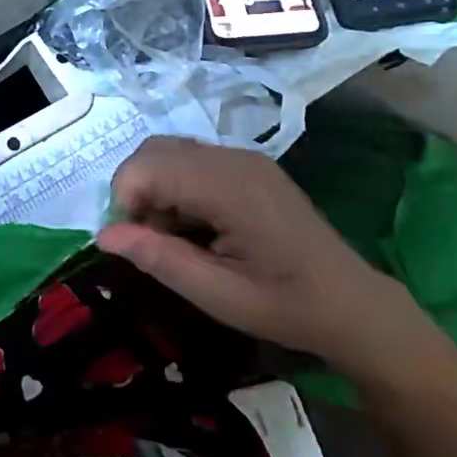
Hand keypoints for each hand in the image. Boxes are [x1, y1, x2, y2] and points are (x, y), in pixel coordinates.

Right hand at [97, 137, 425, 368]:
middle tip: (151, 240)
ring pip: (169, 153)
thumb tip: (102, 235)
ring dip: (155, 189)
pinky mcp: (248, 166)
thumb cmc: (286, 306)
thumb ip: (158, 259)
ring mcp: (244, 158)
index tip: (136, 244)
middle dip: (136, 191)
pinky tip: (196, 226)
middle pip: (154, 151)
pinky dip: (176, 187)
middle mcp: (233, 158)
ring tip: (174, 236)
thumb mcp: (218, 296)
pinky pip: (191, 161)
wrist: (354, 306)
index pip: (146, 166)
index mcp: (228, 186)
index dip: (125, 201)